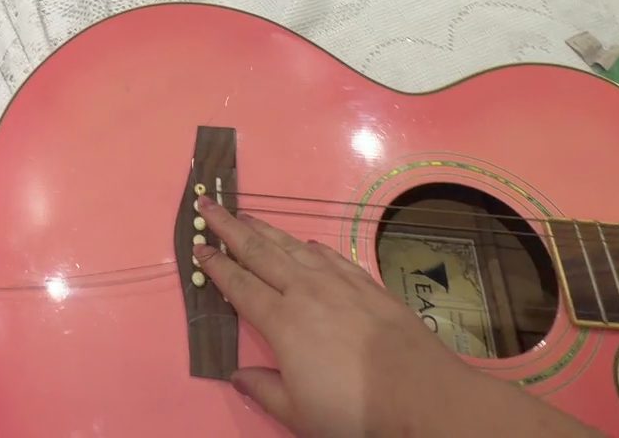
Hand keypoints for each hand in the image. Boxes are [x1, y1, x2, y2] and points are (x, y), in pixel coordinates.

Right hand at [193, 197, 594, 437]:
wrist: (421, 393)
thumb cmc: (355, 410)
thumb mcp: (300, 413)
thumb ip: (264, 388)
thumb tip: (235, 372)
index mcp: (281, 321)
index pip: (239, 285)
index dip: (215, 265)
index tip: (198, 246)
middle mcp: (302, 290)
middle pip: (258, 251)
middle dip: (229, 228)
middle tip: (207, 204)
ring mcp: (335, 282)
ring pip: (291, 247)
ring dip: (264, 229)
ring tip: (245, 215)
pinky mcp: (364, 282)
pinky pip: (329, 256)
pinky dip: (311, 246)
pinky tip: (304, 241)